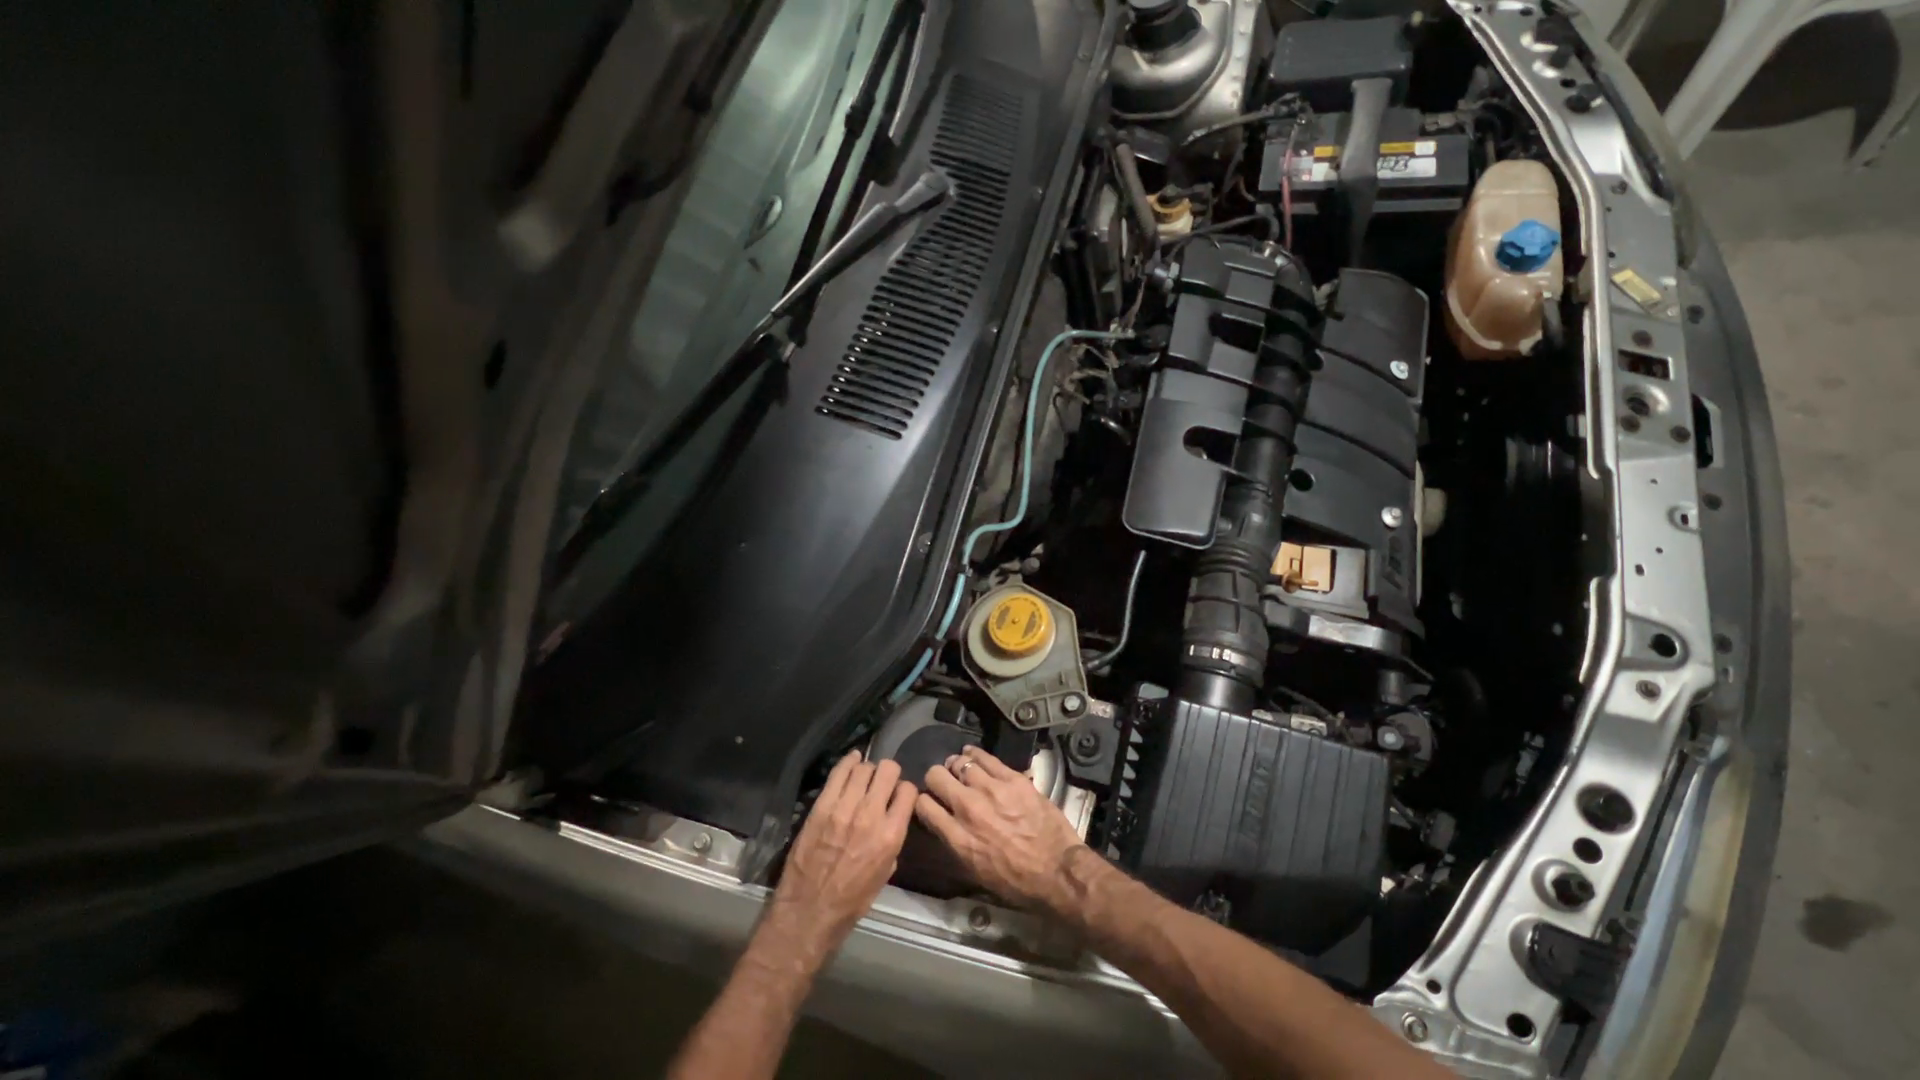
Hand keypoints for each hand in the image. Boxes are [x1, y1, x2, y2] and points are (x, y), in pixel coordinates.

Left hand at [768, 751, 915, 955]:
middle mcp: (870, 815)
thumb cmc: (852, 900)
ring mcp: (844, 808)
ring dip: (868, 769)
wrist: (810, 910)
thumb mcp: (885, 873)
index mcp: (891, 835)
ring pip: (863, 768)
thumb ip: (892, 841)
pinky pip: (838, 773)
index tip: (899, 795)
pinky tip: (852, 761)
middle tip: (883, 781)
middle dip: (889, 772)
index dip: (905, 791)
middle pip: (888, 771)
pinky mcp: (821, 806)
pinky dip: (848, 762)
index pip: (908, 792)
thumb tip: (891, 820)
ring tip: (865, 775)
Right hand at [915, 744, 1090, 916]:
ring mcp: (991, 790)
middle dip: (936, 779)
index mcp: (957, 837)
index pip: (923, 806)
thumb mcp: (976, 871)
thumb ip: (956, 843)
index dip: (923, 802)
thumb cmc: (1017, 881)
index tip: (930, 803)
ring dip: (957, 766)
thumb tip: (945, 824)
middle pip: (936, 777)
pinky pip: (985, 757)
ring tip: (961, 769)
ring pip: (959, 763)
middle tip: (944, 783)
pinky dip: (975, 755)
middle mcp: (968, 809)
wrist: (1058, 871)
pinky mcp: (1013, 779)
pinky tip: (972, 755)